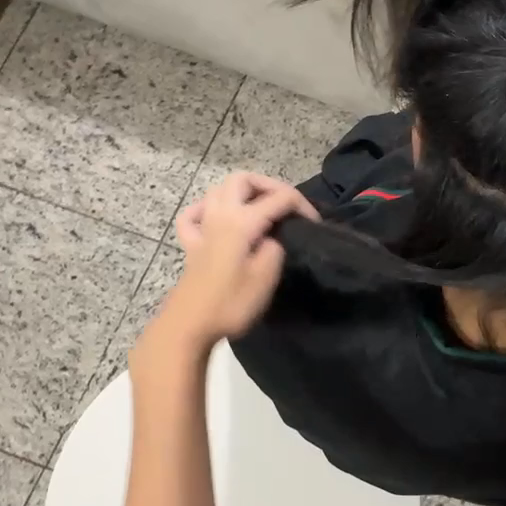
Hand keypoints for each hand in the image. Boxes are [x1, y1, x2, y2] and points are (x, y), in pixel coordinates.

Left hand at [141, 173, 317, 356]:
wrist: (190, 325)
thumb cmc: (232, 303)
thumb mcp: (266, 276)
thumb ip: (275, 247)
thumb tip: (271, 238)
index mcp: (242, 222)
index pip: (279, 198)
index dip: (302, 205)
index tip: (315, 224)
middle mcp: (219, 216)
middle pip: (243, 180)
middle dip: (269, 186)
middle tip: (287, 207)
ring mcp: (202, 228)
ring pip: (219, 191)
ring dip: (243, 193)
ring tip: (261, 211)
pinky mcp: (191, 245)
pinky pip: (194, 214)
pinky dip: (206, 209)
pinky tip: (217, 219)